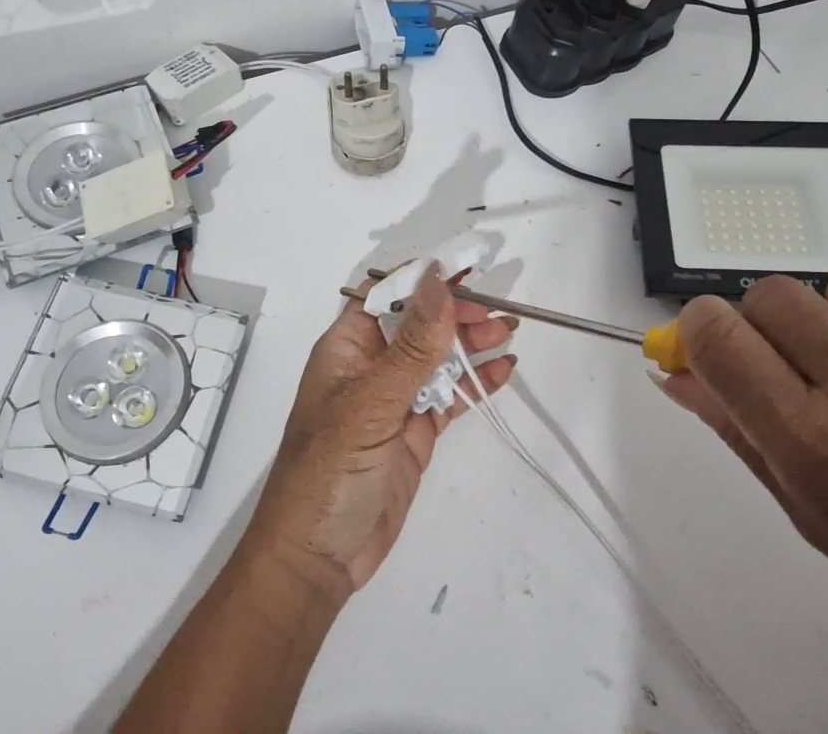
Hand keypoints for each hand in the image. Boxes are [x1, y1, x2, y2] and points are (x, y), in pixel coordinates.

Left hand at [244, 266, 517, 596]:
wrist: (317, 557)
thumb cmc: (328, 473)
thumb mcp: (370, 405)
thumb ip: (412, 348)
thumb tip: (438, 282)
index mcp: (346, 349)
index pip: (386, 296)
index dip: (424, 279)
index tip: (468, 269)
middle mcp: (370, 368)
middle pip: (419, 324)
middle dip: (457, 313)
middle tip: (498, 315)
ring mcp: (394, 402)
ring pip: (439, 358)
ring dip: (472, 343)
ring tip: (509, 332)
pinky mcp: (414, 434)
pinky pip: (449, 397)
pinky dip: (476, 383)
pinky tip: (503, 370)